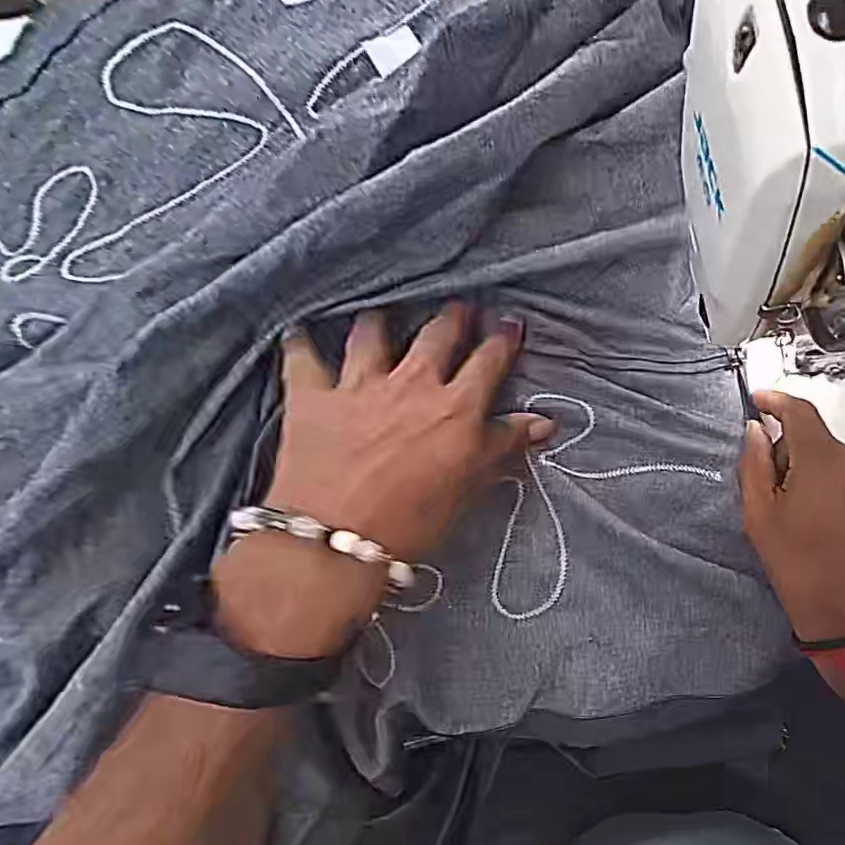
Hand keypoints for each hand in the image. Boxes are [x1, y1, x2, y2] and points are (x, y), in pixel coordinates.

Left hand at [265, 303, 553, 555]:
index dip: (503, 340)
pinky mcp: (312, 395)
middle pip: (437, 335)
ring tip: (386, 314)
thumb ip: (505, 445)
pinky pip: (304, 355)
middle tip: (460, 307)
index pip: (488, 362)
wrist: (337, 538)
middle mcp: (411, 384)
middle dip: (453, 318)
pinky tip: (300, 333)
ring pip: (373, 332)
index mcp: (455, 408)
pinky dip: (302, 342)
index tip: (510, 323)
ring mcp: (359, 385)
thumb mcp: (471, 483)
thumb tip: (544, 422)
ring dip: (383, 320)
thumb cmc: (414, 519)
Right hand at [740, 390, 844, 642]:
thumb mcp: (760, 514)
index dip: (775, 401)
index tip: (764, 401)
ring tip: (808, 513)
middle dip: (794, 453)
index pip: (799, 410)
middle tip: (779, 489)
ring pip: (838, 456)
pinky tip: (829, 518)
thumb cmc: (804, 568)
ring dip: (819, 470)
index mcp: (823, 461)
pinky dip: (841, 485)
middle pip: (817, 437)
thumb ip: (755, 463)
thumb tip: (756, 433)